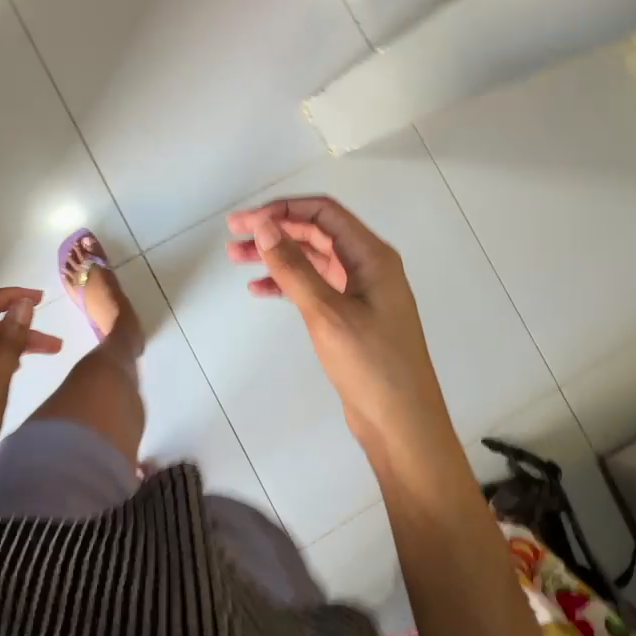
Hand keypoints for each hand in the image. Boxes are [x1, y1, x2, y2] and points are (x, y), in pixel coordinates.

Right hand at [226, 197, 449, 450]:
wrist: (402, 425)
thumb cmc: (370, 365)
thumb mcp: (326, 313)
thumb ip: (293, 267)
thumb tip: (264, 226)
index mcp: (372, 257)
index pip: (324, 213)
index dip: (283, 210)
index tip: (246, 222)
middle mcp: (368, 267)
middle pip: (316, 233)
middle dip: (275, 230)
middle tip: (233, 236)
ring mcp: (361, 292)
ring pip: (312, 260)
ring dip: (276, 256)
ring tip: (236, 259)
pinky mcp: (351, 316)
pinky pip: (314, 286)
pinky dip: (286, 283)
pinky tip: (259, 289)